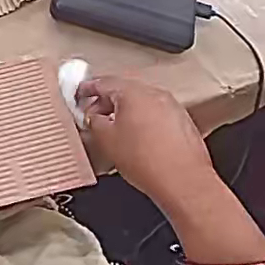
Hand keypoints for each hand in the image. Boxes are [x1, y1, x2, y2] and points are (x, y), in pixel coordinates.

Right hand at [76, 75, 218, 211]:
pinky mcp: (182, 121)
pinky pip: (157, 115)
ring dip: (126, 113)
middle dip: (106, 102)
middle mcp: (154, 94)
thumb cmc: (149, 162)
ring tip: (116, 132)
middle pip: (123, 90)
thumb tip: (92, 118)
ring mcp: (171, 106)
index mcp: (133, 92)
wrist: (183, 182)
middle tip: (93, 115)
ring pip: (141, 103)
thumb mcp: (106, 140)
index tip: (81, 93)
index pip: (104, 82)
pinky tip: (139, 140)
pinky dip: (144, 122)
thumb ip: (93, 121)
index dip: (88, 88)